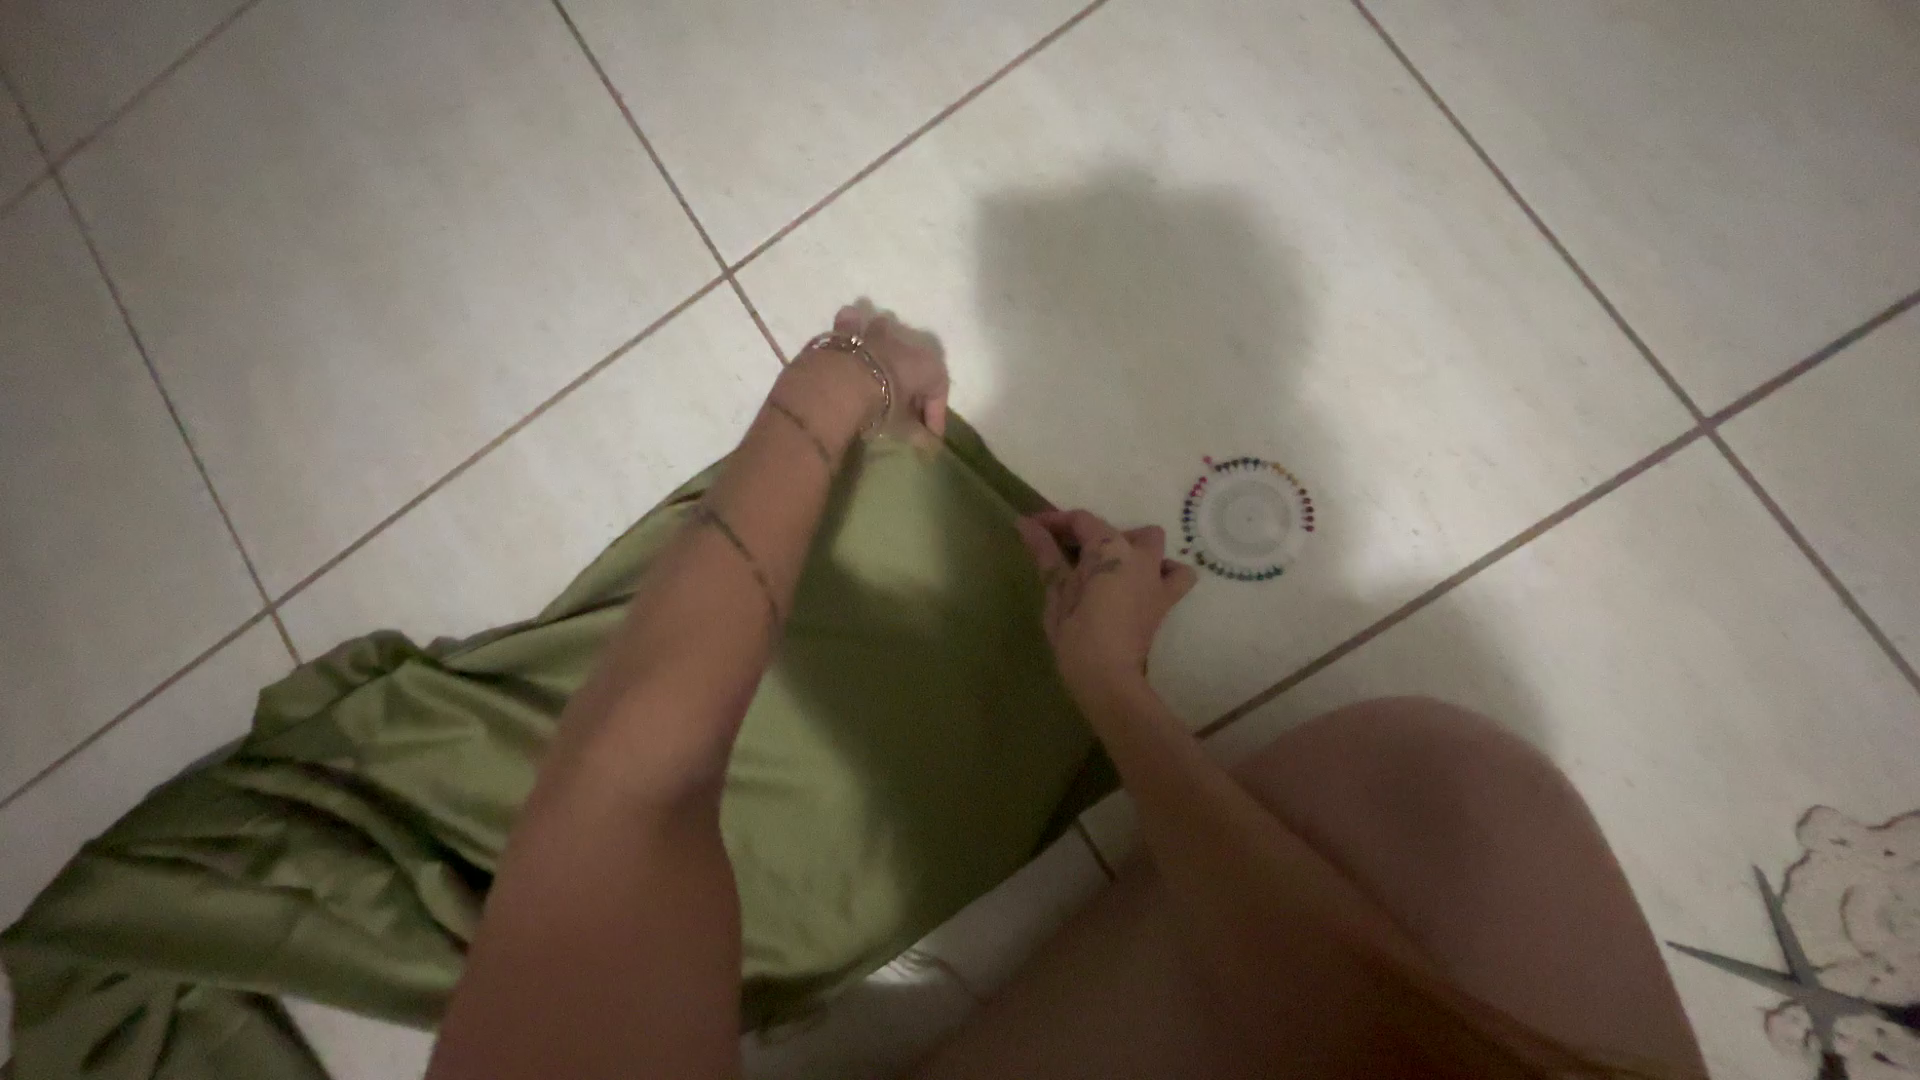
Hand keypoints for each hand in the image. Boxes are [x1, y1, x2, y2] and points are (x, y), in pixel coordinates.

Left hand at [798, 303, 949, 436]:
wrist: (837, 383)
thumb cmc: (880, 405)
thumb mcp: (901, 426)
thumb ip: (916, 434)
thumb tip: (928, 444)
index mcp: (927, 363)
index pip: (939, 390)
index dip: (936, 416)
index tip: (930, 437)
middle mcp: (907, 341)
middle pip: (915, 365)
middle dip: (913, 388)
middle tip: (907, 413)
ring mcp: (876, 330)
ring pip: (887, 334)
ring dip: (885, 352)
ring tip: (879, 376)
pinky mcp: (846, 329)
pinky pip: (853, 325)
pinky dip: (853, 331)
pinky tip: (850, 344)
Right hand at [1016, 509, 1197, 704]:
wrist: (1107, 677)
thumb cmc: (1075, 634)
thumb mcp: (1056, 591)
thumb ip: (1046, 553)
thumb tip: (1026, 524)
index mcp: (1109, 548)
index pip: (1081, 520)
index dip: (1054, 520)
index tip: (1031, 527)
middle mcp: (1139, 554)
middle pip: (1113, 529)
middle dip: (1088, 534)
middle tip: (1063, 553)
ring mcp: (1156, 576)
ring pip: (1150, 542)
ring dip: (1129, 546)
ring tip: (1106, 566)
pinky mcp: (1165, 600)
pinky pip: (1176, 575)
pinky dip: (1163, 571)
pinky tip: (1142, 582)